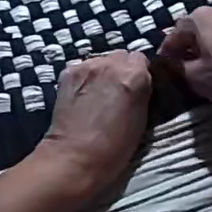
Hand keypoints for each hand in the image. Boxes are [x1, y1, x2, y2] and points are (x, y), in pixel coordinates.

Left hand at [32, 50, 151, 192]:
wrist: (75, 156)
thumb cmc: (115, 148)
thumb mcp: (142, 118)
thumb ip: (142, 91)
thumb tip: (139, 82)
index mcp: (134, 75)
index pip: (142, 59)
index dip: (140, 73)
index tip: (136, 88)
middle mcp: (110, 63)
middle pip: (121, 56)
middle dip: (121, 69)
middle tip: (118, 91)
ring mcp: (87, 65)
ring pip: (101, 59)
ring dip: (103, 72)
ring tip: (99, 93)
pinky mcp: (68, 71)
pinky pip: (83, 67)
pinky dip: (86, 76)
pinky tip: (84, 94)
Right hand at [158, 7, 211, 115]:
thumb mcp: (196, 77)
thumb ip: (177, 68)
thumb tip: (170, 64)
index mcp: (200, 17)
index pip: (174, 33)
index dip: (167, 52)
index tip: (165, 69)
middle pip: (195, 31)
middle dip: (187, 50)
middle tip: (183, 72)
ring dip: (206, 52)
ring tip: (205, 74)